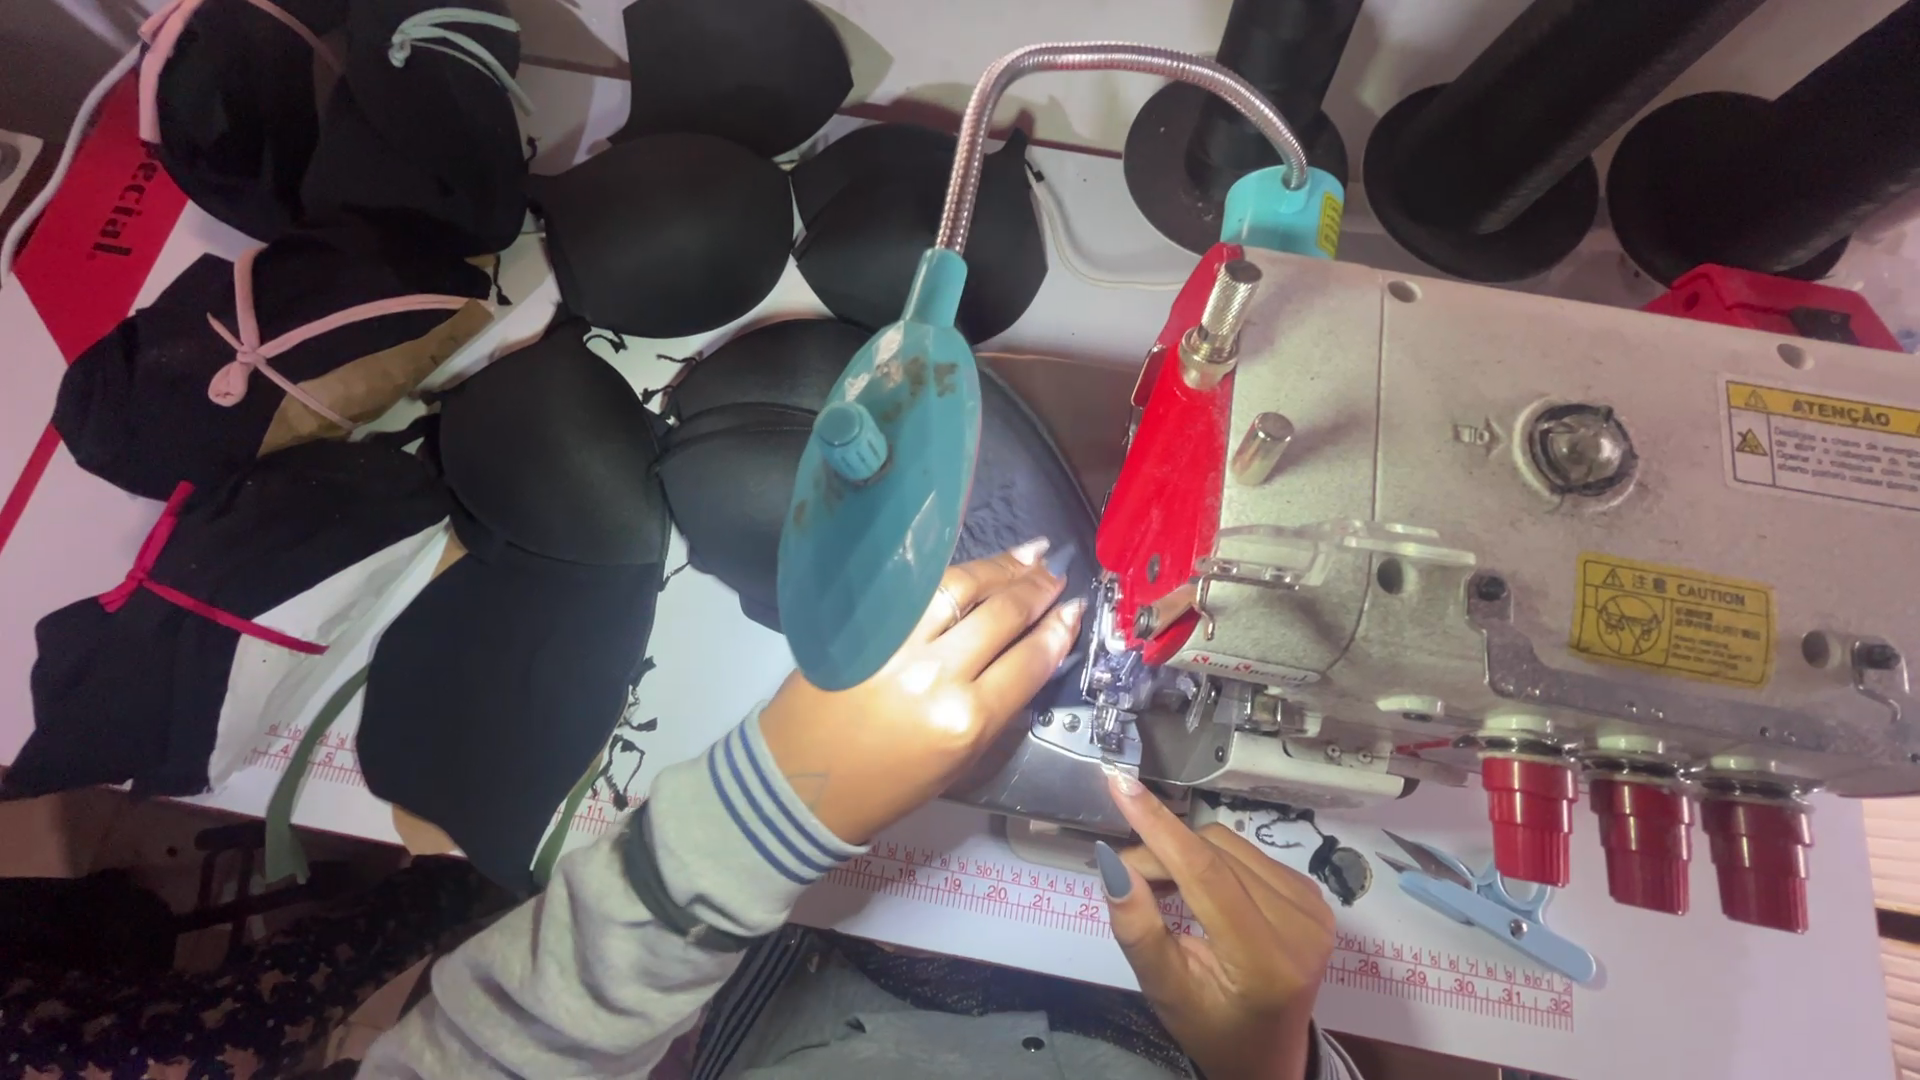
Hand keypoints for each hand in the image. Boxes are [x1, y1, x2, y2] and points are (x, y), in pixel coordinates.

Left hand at [758, 540, 1085, 844]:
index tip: (1075, 610)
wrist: (802, 781)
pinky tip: (974, 561)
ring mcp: (894, 643)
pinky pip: (916, 586)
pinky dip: (951, 570)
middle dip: (1036, 590)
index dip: (1058, 630)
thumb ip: (998, 707)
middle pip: (1000, 615)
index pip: (1028, 661)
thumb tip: (1032, 655)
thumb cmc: (887, 786)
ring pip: (960, 587)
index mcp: (964, 721)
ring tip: (1032, 553)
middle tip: (1055, 575)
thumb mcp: (959, 762)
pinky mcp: (862, 625)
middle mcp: (935, 675)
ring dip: (1002, 567)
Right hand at [1097, 772, 1334, 1079]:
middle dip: (1159, 852)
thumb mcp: (1164, 991)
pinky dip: (1210, 858)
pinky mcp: (1312, 893)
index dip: (1159, 824)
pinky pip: (1244, 851)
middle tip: (1128, 876)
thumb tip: (1112, 862)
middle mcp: (1301, 926)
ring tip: (1164, 887)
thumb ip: (1137, 929)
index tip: (1120, 784)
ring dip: (1183, 852)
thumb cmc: (1212, 1027)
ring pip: (1225, 844)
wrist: (1271, 1055)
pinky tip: (1198, 886)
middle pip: (1211, 855)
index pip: (1205, 872)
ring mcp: (1313, 907)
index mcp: (1265, 960)